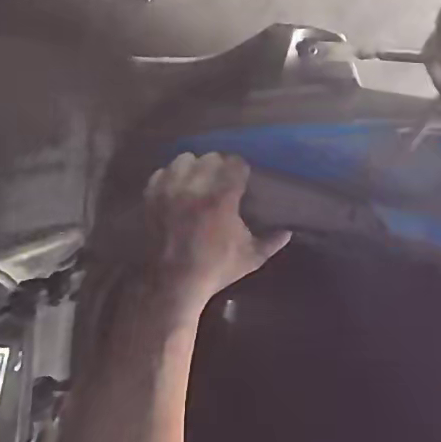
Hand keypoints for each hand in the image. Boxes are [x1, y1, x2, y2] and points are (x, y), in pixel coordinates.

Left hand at [139, 152, 290, 311]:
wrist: (174, 283)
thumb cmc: (215, 269)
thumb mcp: (250, 258)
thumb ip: (271, 242)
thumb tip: (288, 232)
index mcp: (222, 198)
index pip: (235, 164)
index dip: (241, 169)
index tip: (243, 178)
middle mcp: (196, 188)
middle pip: (210, 158)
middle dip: (219, 166)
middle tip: (222, 179)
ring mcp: (170, 191)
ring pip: (184, 160)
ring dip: (194, 166)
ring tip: (198, 179)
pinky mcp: (152, 198)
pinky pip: (162, 172)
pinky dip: (171, 176)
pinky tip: (177, 187)